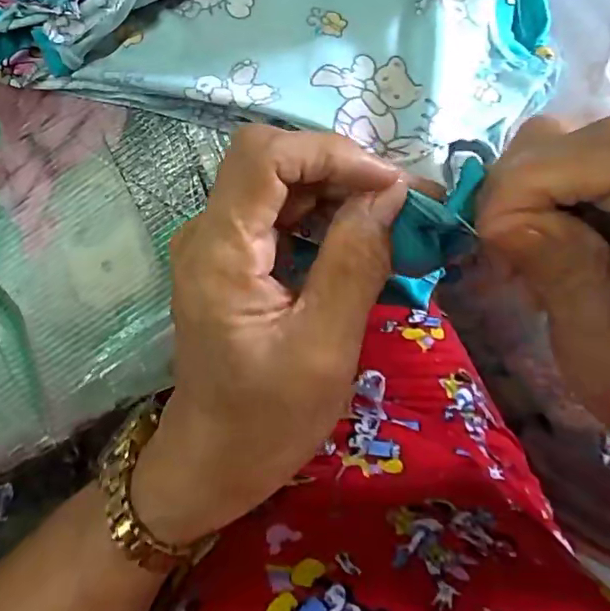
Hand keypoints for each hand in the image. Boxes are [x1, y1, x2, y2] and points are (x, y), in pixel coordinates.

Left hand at [130, 126, 410, 544]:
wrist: (212, 457)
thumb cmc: (266, 418)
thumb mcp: (323, 346)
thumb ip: (354, 262)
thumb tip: (390, 193)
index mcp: (219, 248)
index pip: (263, 155)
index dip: (329, 153)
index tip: (391, 185)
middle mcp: (206, 230)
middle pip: (268, 160)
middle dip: (337, 167)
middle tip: (403, 201)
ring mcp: (214, 241)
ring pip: (274, 181)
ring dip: (334, 189)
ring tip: (395, 218)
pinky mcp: (228, 256)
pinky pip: (274, 213)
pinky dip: (319, 214)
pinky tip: (360, 237)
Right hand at [475, 116, 609, 466]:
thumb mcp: (607, 362)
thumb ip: (566, 278)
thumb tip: (502, 216)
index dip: (541, 174)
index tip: (493, 227)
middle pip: (605, 140)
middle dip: (528, 178)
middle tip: (496, 240)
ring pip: (590, 144)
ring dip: (531, 183)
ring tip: (518, 242)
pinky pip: (591, 167)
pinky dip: (545, 191)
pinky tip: (543, 238)